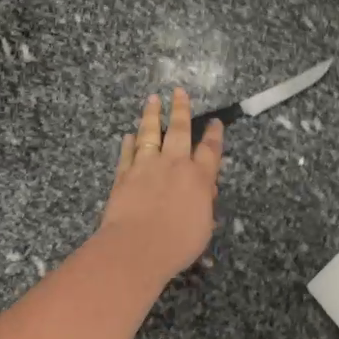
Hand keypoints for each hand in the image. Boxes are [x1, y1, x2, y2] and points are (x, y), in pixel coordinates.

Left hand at [99, 89, 223, 281]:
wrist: (137, 247)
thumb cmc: (177, 244)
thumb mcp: (203, 228)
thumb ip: (205, 207)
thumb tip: (206, 194)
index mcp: (199, 179)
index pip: (210, 150)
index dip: (214, 134)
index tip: (215, 122)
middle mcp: (174, 166)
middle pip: (179, 130)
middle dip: (180, 109)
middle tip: (179, 91)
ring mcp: (146, 167)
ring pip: (150, 134)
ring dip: (152, 115)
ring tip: (152, 99)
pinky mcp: (124, 175)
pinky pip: (127, 154)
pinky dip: (129, 143)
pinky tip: (128, 135)